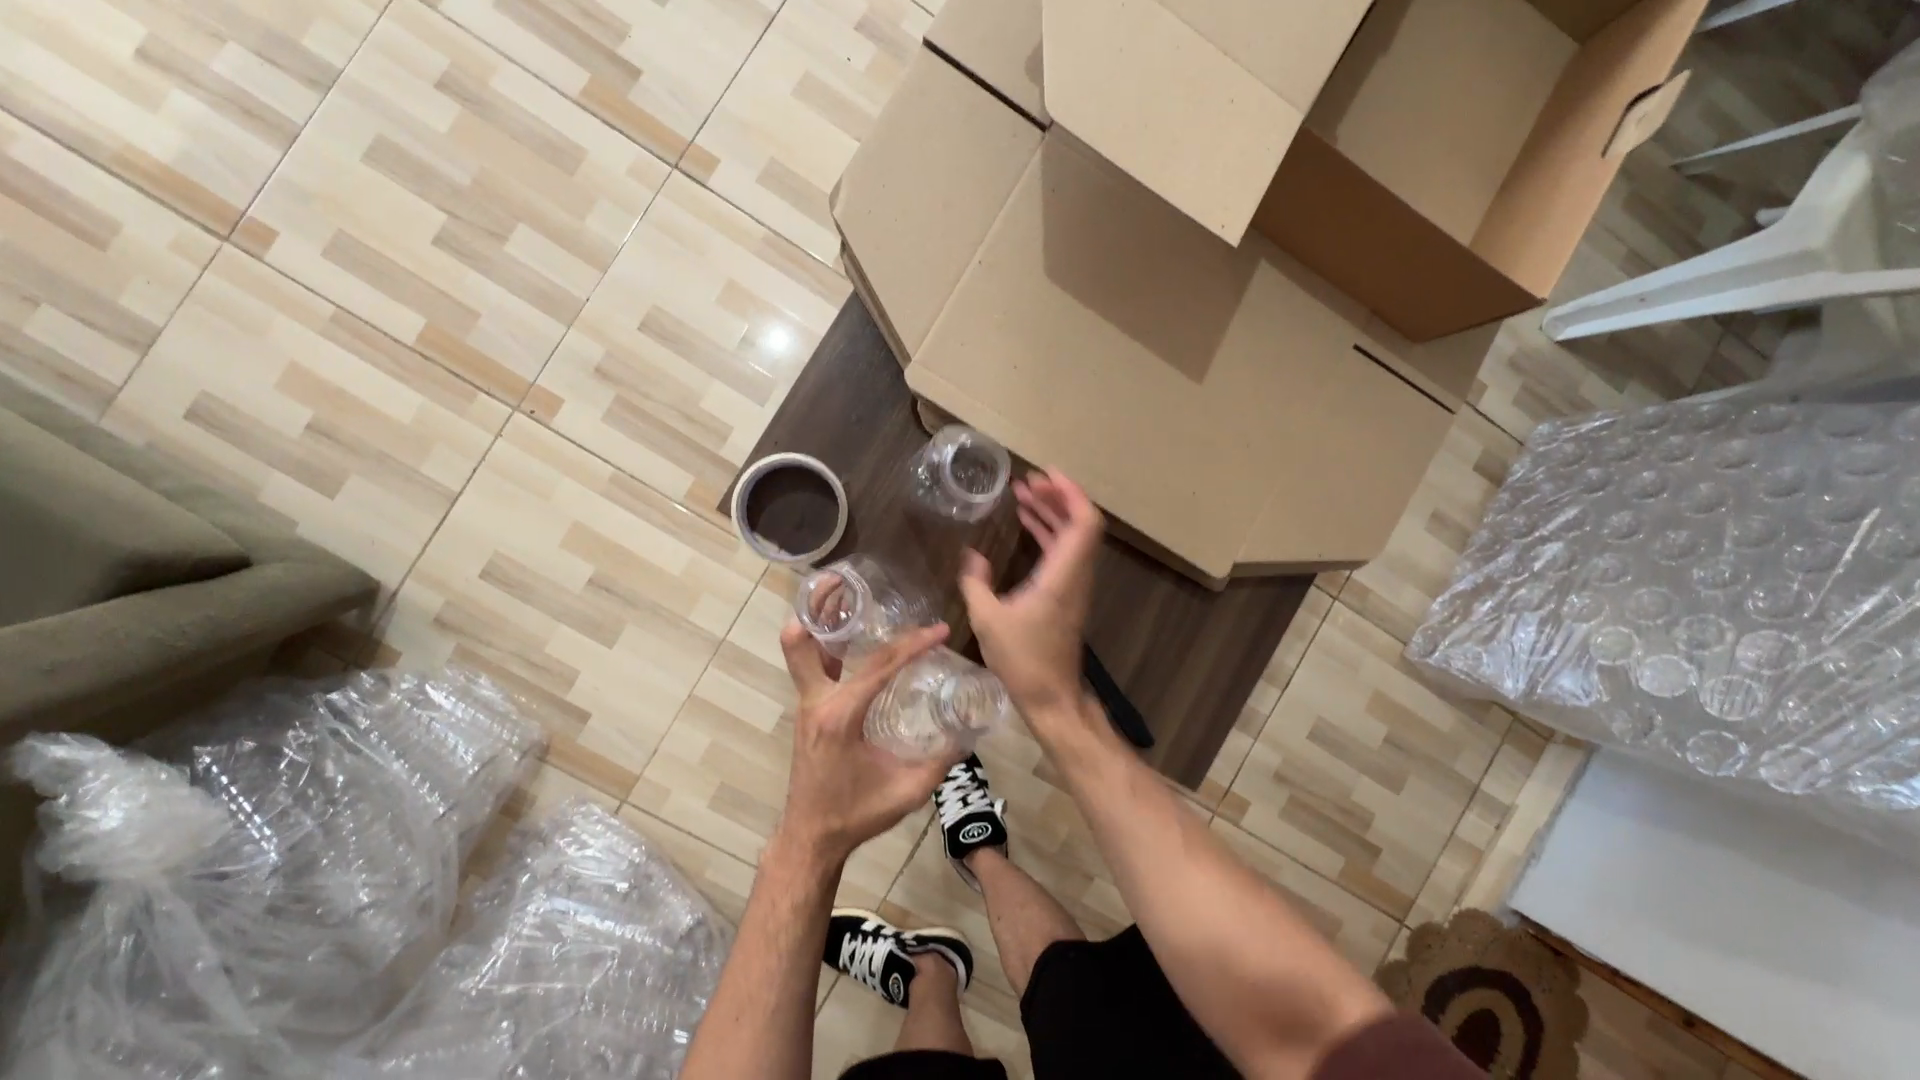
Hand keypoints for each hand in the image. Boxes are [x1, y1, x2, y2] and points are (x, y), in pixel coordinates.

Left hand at [775, 619, 956, 862]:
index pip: (879, 667)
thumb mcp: (908, 791)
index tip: (940, 630)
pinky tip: (851, 640)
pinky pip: (810, 667)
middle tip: (846, 584)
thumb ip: (941, 761)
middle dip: (820, 609)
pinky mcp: (807, 712)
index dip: (913, 645)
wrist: (812, 836)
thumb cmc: (857, 814)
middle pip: (803, 642)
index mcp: (841, 717)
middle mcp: (816, 702)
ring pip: (799, 650)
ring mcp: (806, 706)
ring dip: (818, 622)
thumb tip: (969, 733)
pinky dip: (825, 645)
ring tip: (846, 598)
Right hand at [958, 469, 1104, 721]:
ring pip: (1073, 537)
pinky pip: (1064, 553)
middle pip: (1080, 523)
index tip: (1045, 475)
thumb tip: (971, 555)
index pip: (1084, 523)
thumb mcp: (987, 621)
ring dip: (1052, 513)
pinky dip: (1048, 533)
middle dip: (1056, 496)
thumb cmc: (1022, 660)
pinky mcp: (1068, 596)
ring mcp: (1075, 586)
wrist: (1050, 697)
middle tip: (1027, 481)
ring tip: (1022, 495)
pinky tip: (1026, 524)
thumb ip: (976, 584)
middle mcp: (1075, 576)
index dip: (1070, 493)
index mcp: (1062, 576)